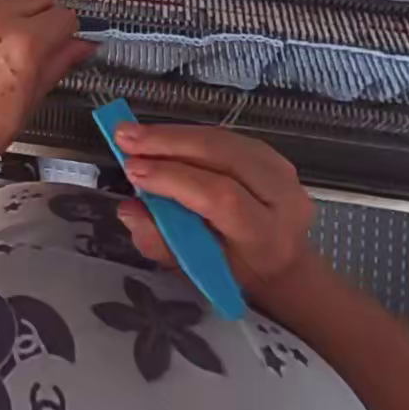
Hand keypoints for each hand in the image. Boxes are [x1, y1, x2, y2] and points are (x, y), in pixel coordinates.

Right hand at [113, 125, 320, 297]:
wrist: (284, 267)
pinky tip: (159, 138)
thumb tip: (129, 209)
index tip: (131, 169)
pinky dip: (187, 136)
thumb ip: (161, 243)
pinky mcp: (270, 154)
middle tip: (124, 137)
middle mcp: (281, 196)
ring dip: (173, 135)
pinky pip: (222, 138)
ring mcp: (280, 169)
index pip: (221, 197)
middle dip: (168, 143)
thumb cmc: (236, 274)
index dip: (174, 179)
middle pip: (222, 155)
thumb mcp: (196, 271)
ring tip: (133, 134)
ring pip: (220, 140)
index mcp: (266, 235)